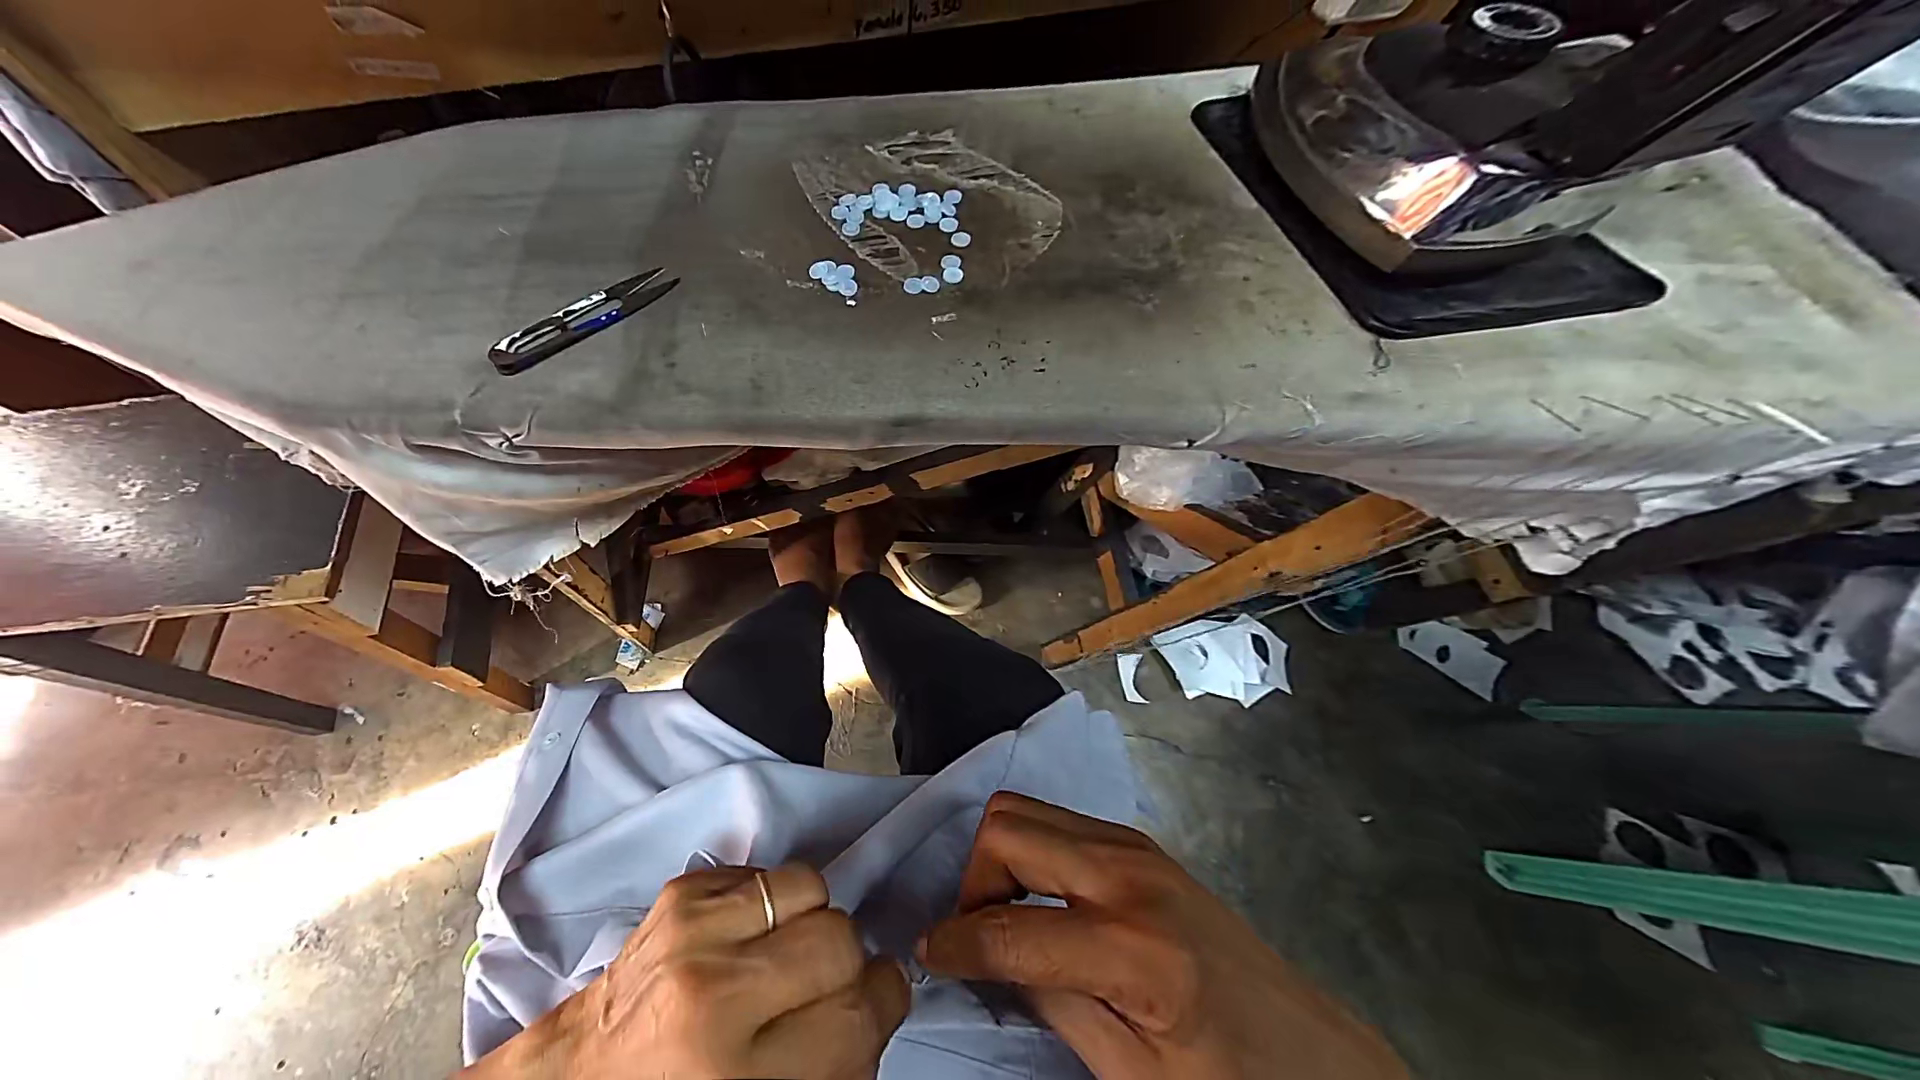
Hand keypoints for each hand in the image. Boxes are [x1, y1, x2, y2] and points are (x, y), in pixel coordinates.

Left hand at [462, 864, 908, 1079]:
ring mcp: (690, 936)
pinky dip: (772, 899)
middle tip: (822, 985)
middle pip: (839, 940)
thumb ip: (835, 1062)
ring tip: (785, 951)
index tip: (875, 999)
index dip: (883, 1001)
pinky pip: (766, 871)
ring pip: (810, 887)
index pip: (858, 1014)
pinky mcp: (677, 896)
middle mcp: (713, 999)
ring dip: (811, 918)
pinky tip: (748, 936)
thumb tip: (881, 995)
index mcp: (738, 1077)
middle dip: (846, 963)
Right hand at [918, 793, 1406, 1079]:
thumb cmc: (1224, 1078)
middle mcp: (1129, 874)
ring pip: (1027, 811)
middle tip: (978, 937)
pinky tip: (1043, 903)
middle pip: (1008, 829)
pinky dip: (1030, 852)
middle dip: (974, 879)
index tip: (928, 953)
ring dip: (999, 860)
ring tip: (1007, 919)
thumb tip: (985, 958)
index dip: (955, 942)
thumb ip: (1050, 1001)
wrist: (1307, 1048)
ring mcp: (1135, 846)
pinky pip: (1058, 822)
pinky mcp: (1139, 842)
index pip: (1009, 928)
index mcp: (1133, 948)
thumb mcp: (1131, 1071)